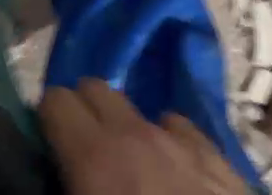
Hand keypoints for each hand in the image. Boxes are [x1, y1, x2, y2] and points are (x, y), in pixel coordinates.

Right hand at [41, 79, 249, 194]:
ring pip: (141, 109)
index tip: (50, 148)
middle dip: (84, 113)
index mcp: (93, 158)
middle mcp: (135, 136)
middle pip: (95, 88)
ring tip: (133, 171)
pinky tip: (176, 177)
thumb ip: (68, 189)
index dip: (48, 122)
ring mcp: (183, 146)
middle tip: (84, 155)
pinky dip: (173, 145)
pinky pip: (185, 132)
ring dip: (128, 131)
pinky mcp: (223, 165)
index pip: (55, 100)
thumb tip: (60, 183)